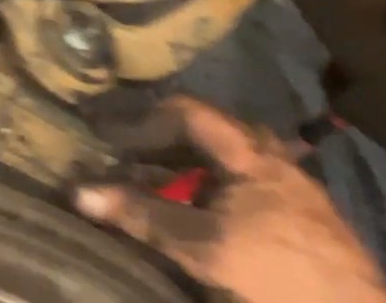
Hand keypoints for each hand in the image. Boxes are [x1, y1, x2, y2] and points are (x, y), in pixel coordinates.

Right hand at [75, 97, 385, 302]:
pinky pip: (245, 192)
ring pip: (229, 167)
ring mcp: (295, 195)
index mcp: (253, 154)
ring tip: (155, 187)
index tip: (109, 130)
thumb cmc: (279, 274)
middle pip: (210, 136)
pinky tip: (198, 218)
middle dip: (165, 142)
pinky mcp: (306, 229)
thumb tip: (79, 192)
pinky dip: (210, 195)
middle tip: (127, 153)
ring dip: (188, 171)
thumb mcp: (204, 246)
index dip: (144, 117)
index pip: (188, 111)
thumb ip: (144, 215)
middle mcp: (275, 163)